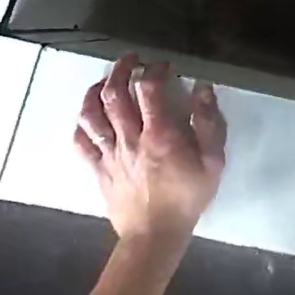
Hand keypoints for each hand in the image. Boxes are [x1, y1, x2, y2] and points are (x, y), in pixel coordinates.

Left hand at [74, 53, 226, 241]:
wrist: (155, 235)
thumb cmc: (188, 196)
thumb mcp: (213, 160)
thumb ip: (209, 123)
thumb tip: (203, 89)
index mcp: (159, 134)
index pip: (149, 89)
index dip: (155, 71)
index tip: (165, 66)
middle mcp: (130, 138)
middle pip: (114, 95)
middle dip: (120, 70)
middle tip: (130, 59)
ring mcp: (109, 154)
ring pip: (91, 114)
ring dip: (95, 91)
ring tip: (105, 80)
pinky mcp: (98, 169)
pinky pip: (81, 142)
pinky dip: (82, 124)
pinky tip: (89, 116)